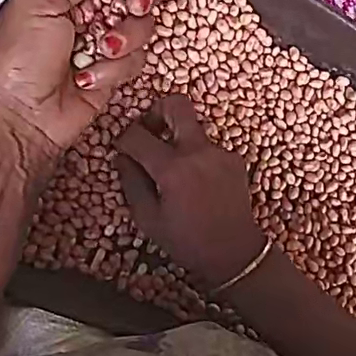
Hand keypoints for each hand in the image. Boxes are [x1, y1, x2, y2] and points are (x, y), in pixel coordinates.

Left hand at [0, 0, 155, 160]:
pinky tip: (88, 76)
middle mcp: (88, 12)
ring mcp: (103, 42)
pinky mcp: (114, 72)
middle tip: (131, 8)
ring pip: (143, 27)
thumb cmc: (16, 61)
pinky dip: (114, 70)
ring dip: (124, 40)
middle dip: (138, 1)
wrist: (21, 116)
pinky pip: (137, 61)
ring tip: (97, 51)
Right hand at [113, 94, 266, 284]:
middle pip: (176, 104)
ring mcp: (220, 153)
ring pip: (193, 127)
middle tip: (148, 132)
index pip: (137, 135)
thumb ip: (131, 182)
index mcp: (173, 169)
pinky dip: (195, 156)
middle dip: (156, 111)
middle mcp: (199, 152)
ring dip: (177, 138)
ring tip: (170, 167)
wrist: (234, 252)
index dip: (123, 139)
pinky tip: (193, 181)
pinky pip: (207, 146)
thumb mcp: (148, 218)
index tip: (122, 148)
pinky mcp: (234, 159)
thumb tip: (122, 157)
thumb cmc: (187, 241)